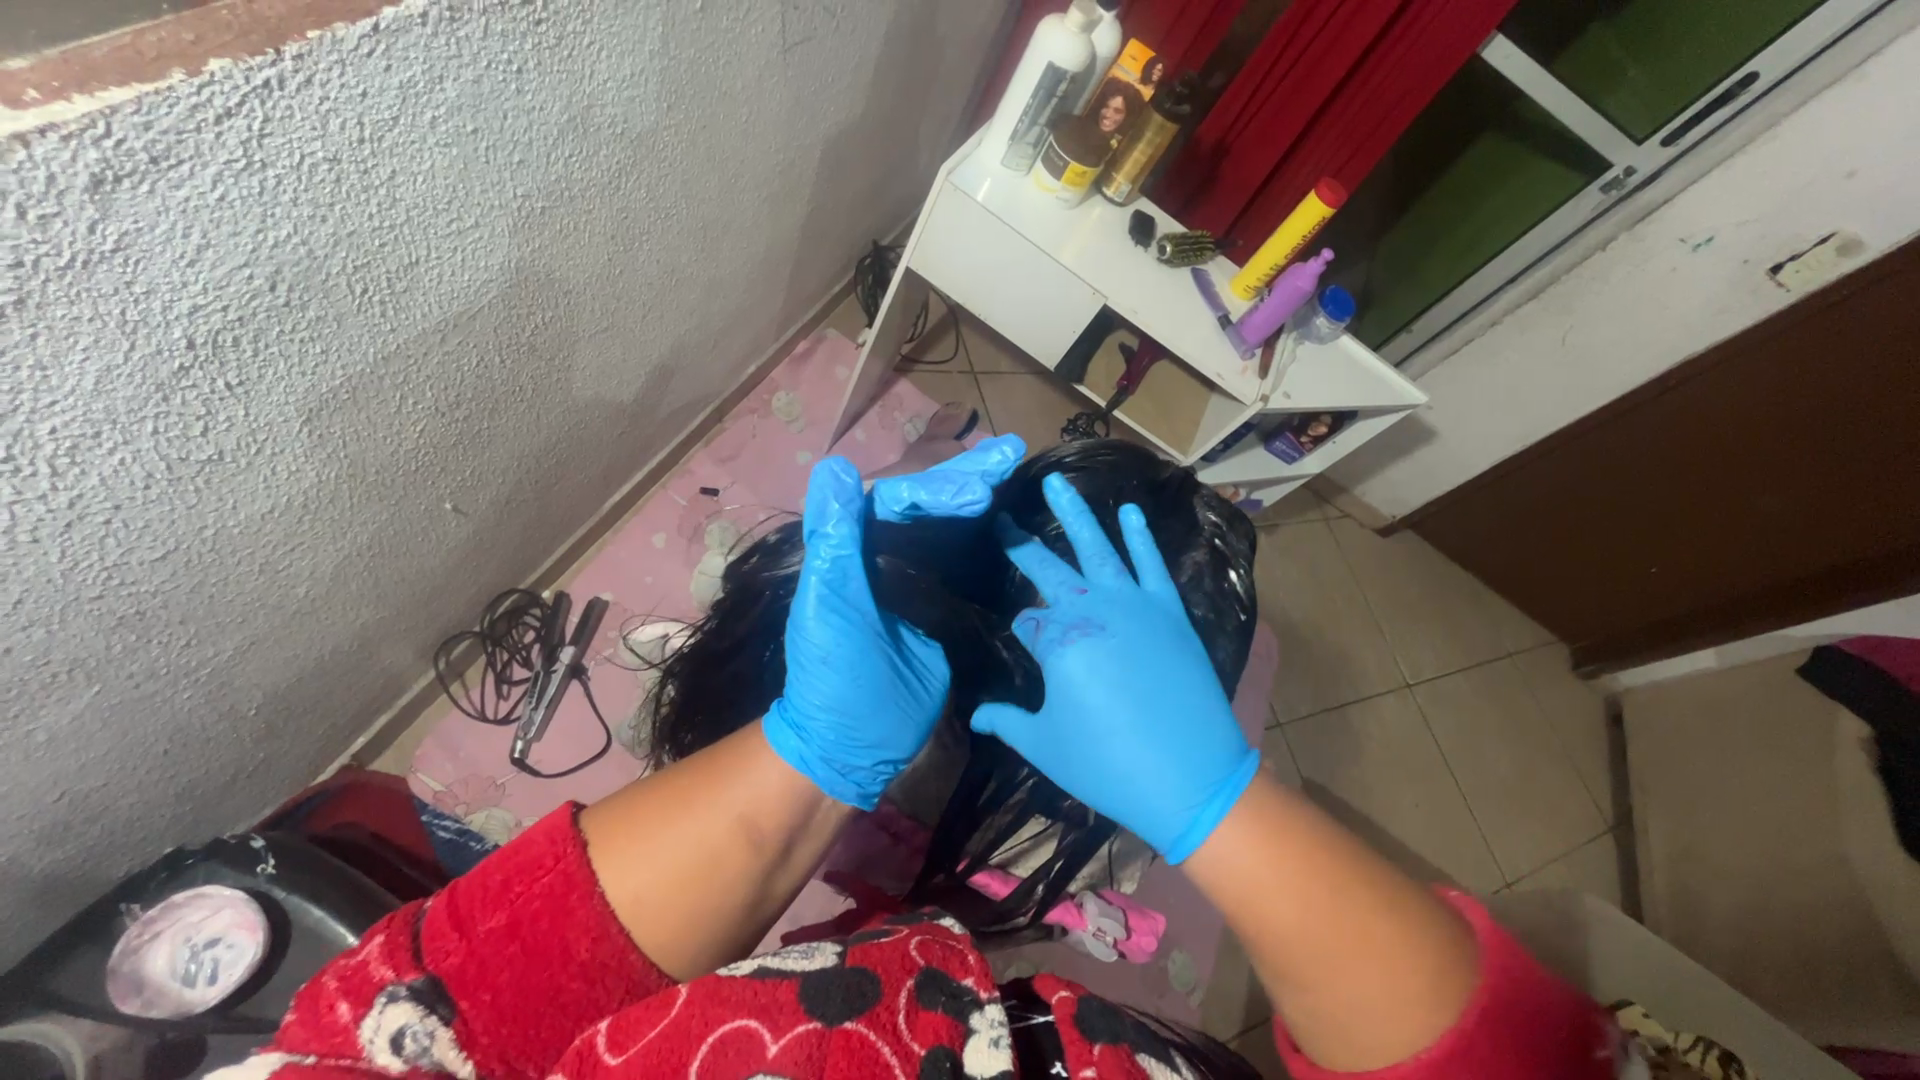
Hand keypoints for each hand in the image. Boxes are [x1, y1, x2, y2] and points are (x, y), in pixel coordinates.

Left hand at [765, 435, 1024, 807]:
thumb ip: (833, 539)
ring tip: (1014, 466)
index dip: (936, 489)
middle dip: (967, 476)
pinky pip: (966, 564)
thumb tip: (834, 465)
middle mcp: (884, 554)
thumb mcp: (829, 606)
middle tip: (1010, 452)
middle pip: (927, 504)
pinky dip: (988, 539)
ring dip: (980, 496)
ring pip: (949, 526)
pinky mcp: (942, 608)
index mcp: (854, 548)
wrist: (854, 741)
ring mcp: (916, 580)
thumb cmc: (833, 674)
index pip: (897, 500)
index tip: (979, 492)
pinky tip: (1013, 520)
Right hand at [970, 472, 1258, 860]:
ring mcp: (1135, 605)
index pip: (1026, 621)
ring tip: (1057, 483)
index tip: (1021, 638)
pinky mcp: (1170, 612)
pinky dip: (1141, 536)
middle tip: (1001, 519)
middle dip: (1020, 544)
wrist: (1190, 776)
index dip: (1021, 629)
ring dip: (1076, 515)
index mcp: (1057, 640)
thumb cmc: (1107, 764)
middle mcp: (1091, 609)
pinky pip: (1153, 564)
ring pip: (1099, 548)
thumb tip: (975, 716)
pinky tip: (1129, 512)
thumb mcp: (1045, 745)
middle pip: (1049, 569)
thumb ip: (1008, 722)